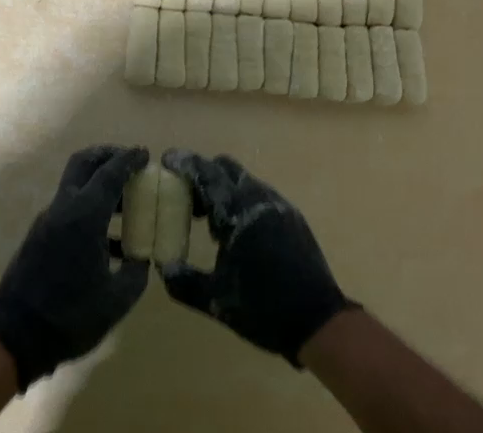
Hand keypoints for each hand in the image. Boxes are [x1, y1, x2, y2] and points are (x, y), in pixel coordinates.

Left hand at [0, 145, 150, 389]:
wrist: (17, 334)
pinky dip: (90, 208)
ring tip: (127, 203)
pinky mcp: (40, 236)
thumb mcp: (116, 299)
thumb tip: (141, 261)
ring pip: (75, 185)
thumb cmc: (71, 315)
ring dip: (99, 184)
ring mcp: (48, 221)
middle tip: (130, 163)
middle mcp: (63, 208)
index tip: (145, 153)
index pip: (109, 174)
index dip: (129, 160)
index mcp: (84, 216)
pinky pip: (69, 209)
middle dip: (107, 156)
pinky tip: (110, 240)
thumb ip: (135, 274)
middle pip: (83, 164)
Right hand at [159, 150, 354, 365]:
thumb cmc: (264, 309)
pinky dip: (241, 200)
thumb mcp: (217, 300)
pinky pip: (260, 195)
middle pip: (227, 169)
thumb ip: (185, 282)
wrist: (319, 322)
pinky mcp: (292, 217)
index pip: (207, 176)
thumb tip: (163, 267)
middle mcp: (260, 200)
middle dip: (203, 173)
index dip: (185, 164)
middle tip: (186, 194)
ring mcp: (280, 206)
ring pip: (245, 181)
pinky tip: (236, 230)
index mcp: (239, 214)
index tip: (167, 159)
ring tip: (208, 219)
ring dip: (223, 188)